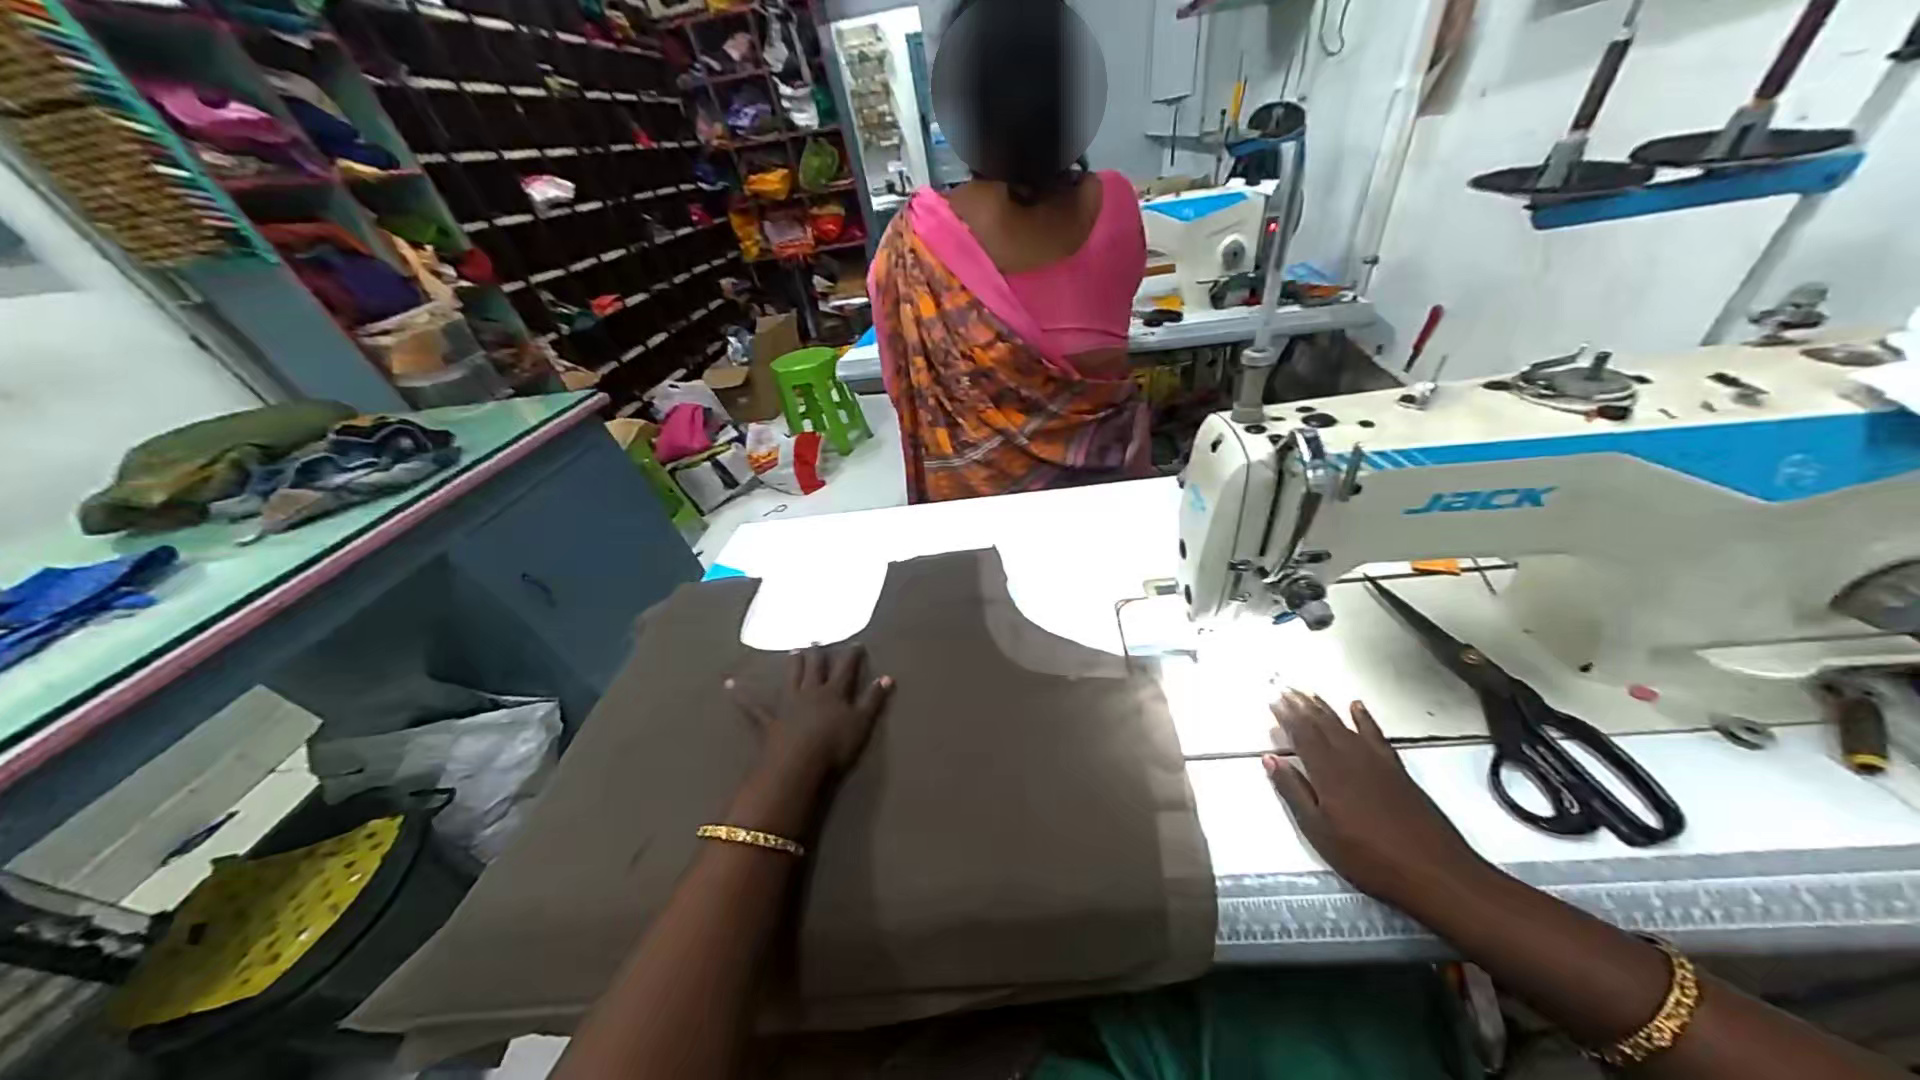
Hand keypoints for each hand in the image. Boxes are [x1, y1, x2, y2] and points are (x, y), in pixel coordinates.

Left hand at [729, 645, 893, 782]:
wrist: (798, 763)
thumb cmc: (835, 745)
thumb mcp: (862, 723)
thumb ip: (873, 700)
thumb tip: (887, 677)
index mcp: (834, 692)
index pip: (846, 669)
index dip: (851, 656)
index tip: (856, 644)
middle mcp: (811, 692)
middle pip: (815, 668)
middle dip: (818, 654)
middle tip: (816, 641)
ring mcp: (788, 705)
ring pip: (791, 678)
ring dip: (793, 664)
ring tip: (794, 651)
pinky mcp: (769, 721)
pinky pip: (753, 706)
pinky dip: (741, 695)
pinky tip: (729, 683)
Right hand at [1264, 691, 1492, 914]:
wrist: (1435, 873)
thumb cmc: (1368, 857)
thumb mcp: (1319, 831)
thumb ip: (1293, 792)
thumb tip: (1271, 760)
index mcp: (1327, 772)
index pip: (1301, 734)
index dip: (1286, 716)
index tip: (1272, 700)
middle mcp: (1350, 758)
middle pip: (1321, 724)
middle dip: (1301, 705)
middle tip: (1286, 689)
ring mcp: (1376, 761)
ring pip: (1344, 725)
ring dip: (1324, 708)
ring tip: (1309, 694)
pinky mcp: (1396, 770)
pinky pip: (1375, 735)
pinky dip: (1364, 718)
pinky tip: (1357, 707)